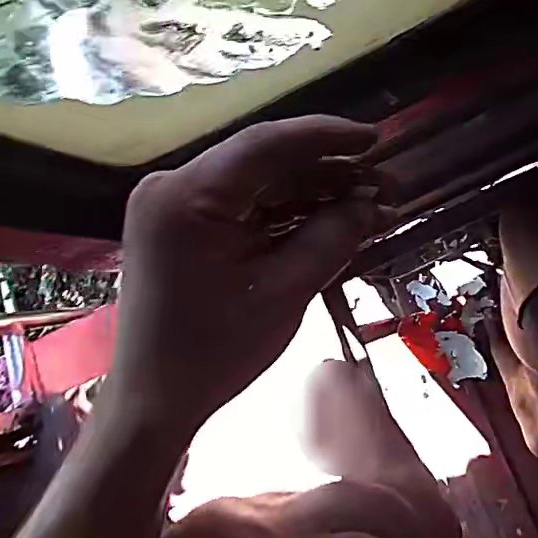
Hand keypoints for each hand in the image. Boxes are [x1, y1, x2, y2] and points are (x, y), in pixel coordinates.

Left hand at [110, 117, 394, 431]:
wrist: (153, 401)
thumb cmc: (213, 353)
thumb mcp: (284, 293)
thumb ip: (331, 236)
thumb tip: (372, 202)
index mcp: (186, 196)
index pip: (266, 144)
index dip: (326, 136)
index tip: (374, 139)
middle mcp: (173, 185)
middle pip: (264, 161)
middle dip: (328, 171)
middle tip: (384, 183)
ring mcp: (175, 203)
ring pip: (259, 181)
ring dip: (312, 191)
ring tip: (369, 203)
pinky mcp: (183, 222)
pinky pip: (245, 204)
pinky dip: (286, 210)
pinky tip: (331, 217)